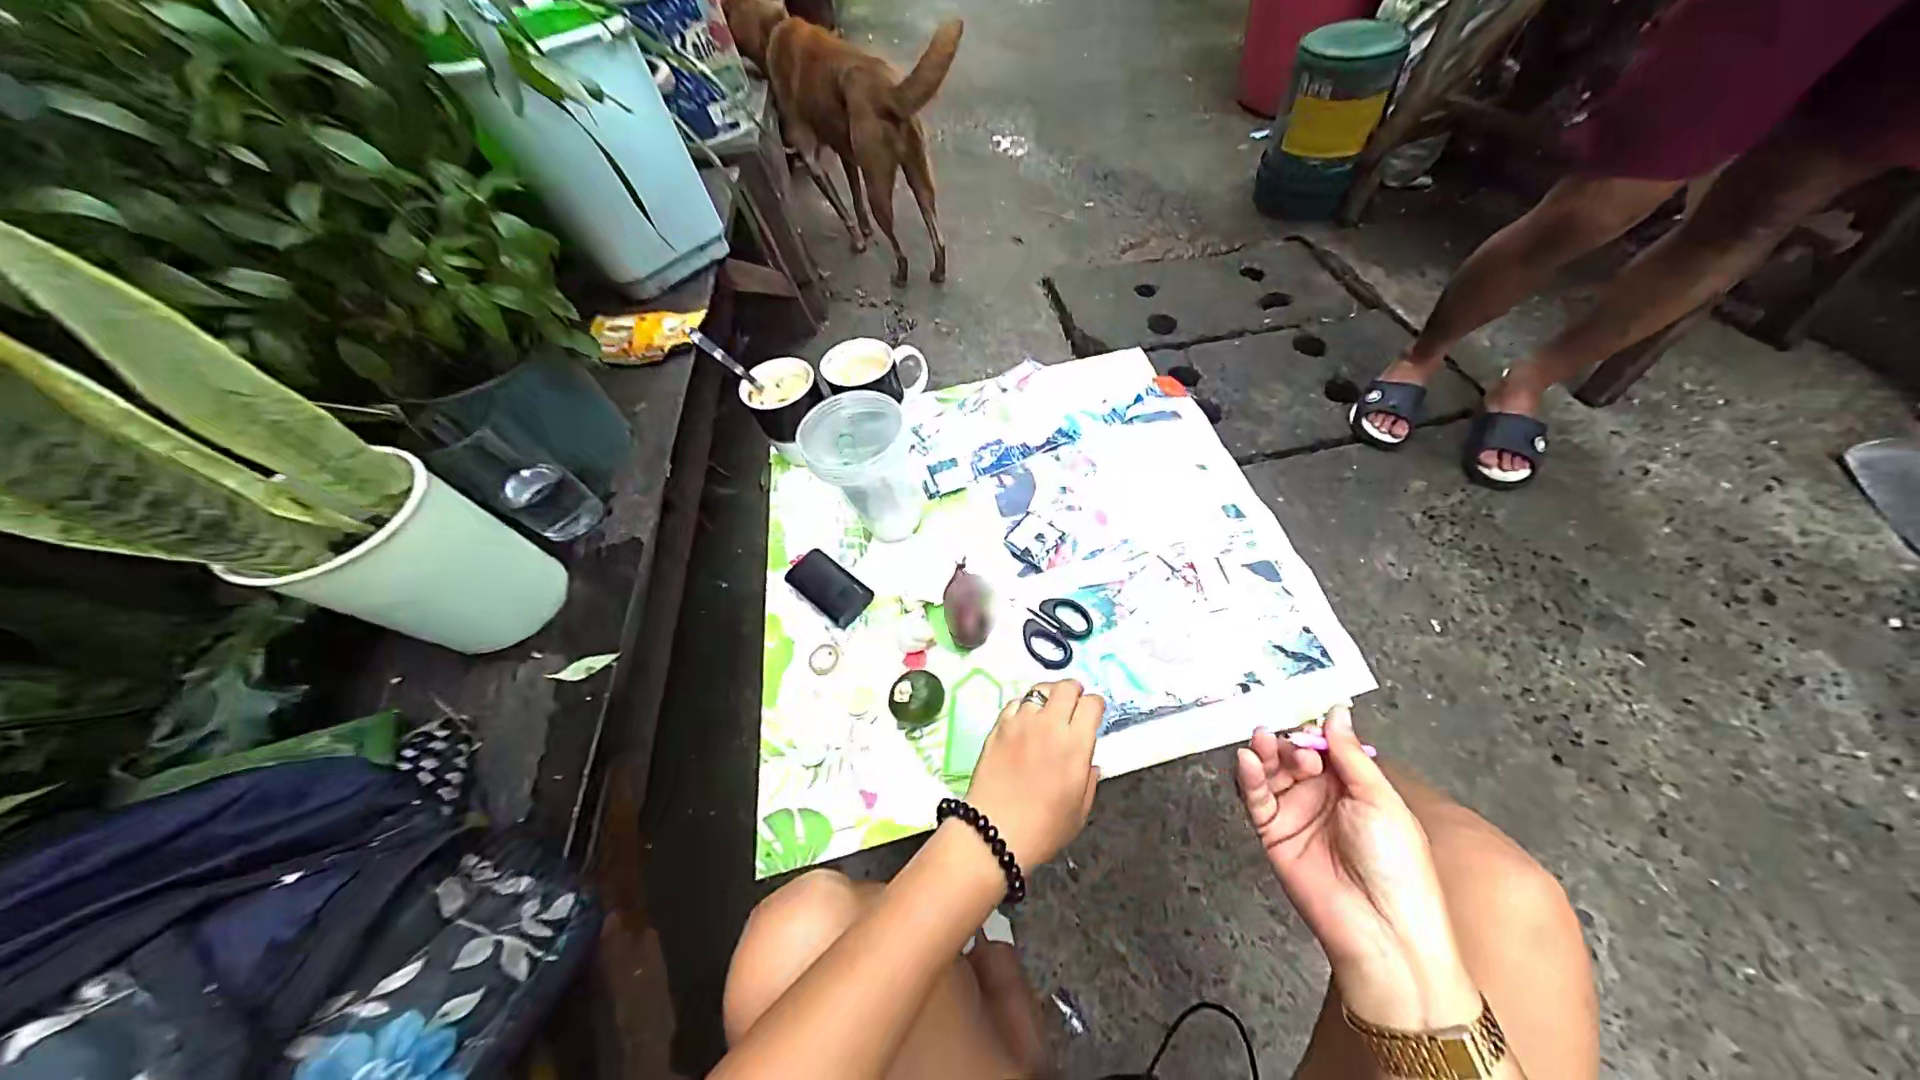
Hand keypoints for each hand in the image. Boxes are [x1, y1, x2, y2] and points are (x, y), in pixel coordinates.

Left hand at [964, 680, 1102, 868]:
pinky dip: (1023, 707)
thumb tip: (1088, 762)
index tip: (1094, 713)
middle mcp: (1049, 725)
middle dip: (1073, 691)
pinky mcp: (998, 728)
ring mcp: (1020, 723)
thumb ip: (1089, 779)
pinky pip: (1014, 704)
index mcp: (1075, 744)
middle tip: (1073, 703)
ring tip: (1048, 710)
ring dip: (1048, 696)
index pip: (1091, 703)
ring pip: (1038, 690)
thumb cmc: (1044, 828)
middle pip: (1065, 687)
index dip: (1095, 705)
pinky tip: (1024, 721)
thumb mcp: (1080, 810)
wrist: (995, 831)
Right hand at [1234, 706, 1479, 1029]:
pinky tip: (1248, 760)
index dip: (1315, 729)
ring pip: (1271, 770)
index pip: (1326, 745)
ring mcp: (1296, 813)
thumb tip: (1336, 712)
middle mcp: (1323, 796)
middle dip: (1291, 741)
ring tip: (1264, 741)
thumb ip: (1349, 754)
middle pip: (1295, 754)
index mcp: (1355, 787)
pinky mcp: (1273, 831)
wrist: (1383, 929)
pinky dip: (1248, 776)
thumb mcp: (1381, 800)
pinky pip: (1256, 797)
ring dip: (1266, 752)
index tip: (1305, 712)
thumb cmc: (1399, 870)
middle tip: (1293, 741)